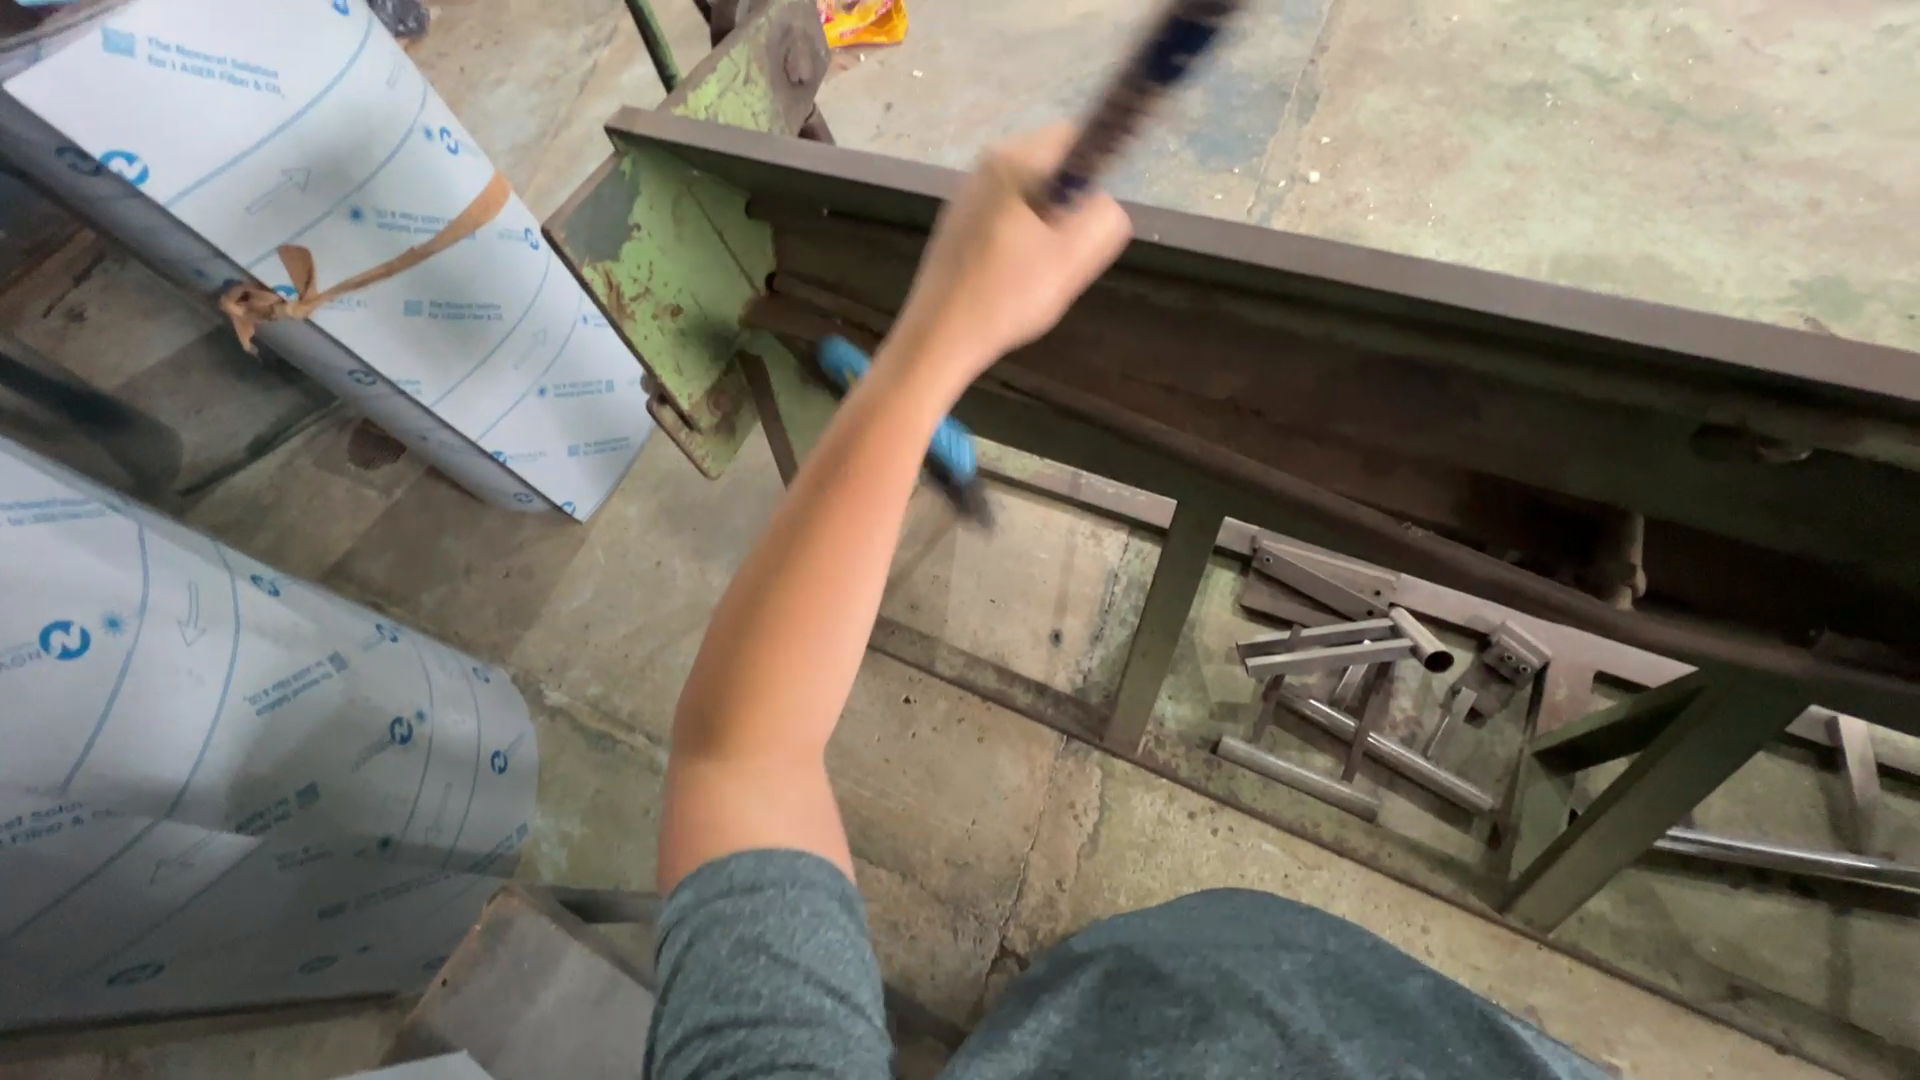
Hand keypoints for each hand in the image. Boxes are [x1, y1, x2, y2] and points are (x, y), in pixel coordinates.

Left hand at [887, 125, 1131, 391]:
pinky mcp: (954, 229)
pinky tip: (1007, 283)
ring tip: (1031, 277)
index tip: (1083, 226)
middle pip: (1050, 172)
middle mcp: (983, 169)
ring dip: (1041, 234)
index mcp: (1011, 162)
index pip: (1074, 139)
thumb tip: (1105, 205)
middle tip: (1059, 259)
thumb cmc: (1005, 297)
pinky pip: (1003, 222)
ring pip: (1027, 202)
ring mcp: (964, 198)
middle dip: (1066, 211)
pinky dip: (1015, 246)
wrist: (937, 339)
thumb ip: (1104, 220)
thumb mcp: (1071, 259)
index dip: (1092, 178)